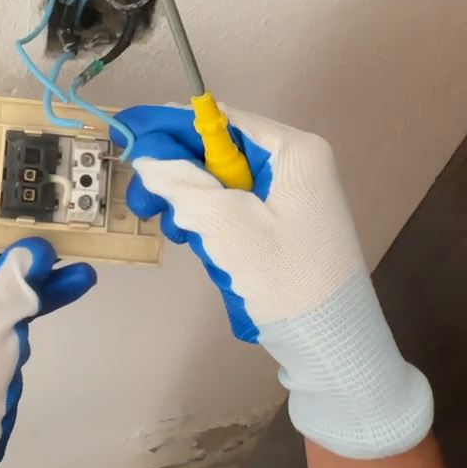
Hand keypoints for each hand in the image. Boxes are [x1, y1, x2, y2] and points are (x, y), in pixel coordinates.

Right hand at [116, 105, 431, 458]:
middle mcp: (295, 164)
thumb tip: (147, 154)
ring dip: (193, 207)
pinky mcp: (285, 225)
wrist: (334, 348)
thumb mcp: (224, 224)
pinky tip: (204, 249)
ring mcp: (292, 196)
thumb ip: (180, 181)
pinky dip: (213, 225)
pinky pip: (236, 209)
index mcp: (293, 150)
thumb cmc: (284, 277)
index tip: (133, 142)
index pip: (220, 120)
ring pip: (221, 184)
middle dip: (180, 178)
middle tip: (145, 207)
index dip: (172, 129)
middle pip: (217, 153)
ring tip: (182, 238)